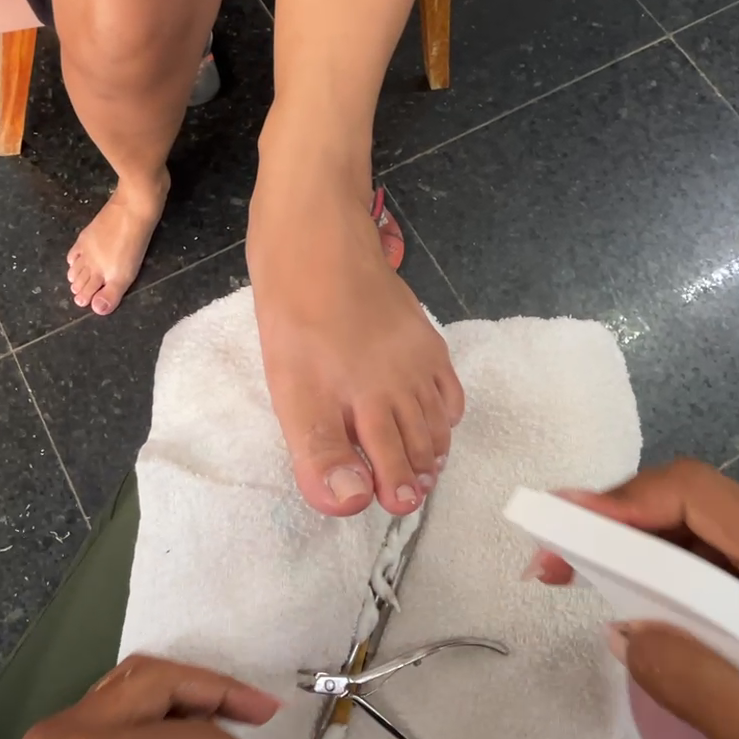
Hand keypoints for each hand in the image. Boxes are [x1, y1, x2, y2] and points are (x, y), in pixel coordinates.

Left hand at [6, 655, 316, 738]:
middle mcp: (69, 729)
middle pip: (158, 679)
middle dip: (218, 690)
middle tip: (265, 709)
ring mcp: (51, 733)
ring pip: (130, 680)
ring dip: (184, 689)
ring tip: (230, 709)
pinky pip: (109, 702)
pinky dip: (151, 703)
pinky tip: (179, 723)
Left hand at [247, 136, 462, 517]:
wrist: (316, 235)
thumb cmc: (293, 314)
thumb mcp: (291, 387)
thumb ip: (320, 447)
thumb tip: (353, 502)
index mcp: (374, 404)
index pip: (393, 466)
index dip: (392, 489)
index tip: (390, 503)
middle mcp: (408, 386)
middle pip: (422, 446)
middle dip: (414, 474)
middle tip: (404, 492)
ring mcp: (420, 357)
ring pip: (437, 420)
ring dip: (429, 447)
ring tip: (417, 464)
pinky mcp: (423, 332)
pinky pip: (447, 386)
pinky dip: (444, 411)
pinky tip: (431, 415)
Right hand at [528, 460, 738, 738]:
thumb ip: (700, 687)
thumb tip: (619, 628)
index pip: (697, 493)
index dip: (623, 501)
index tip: (563, 528)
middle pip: (682, 497)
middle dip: (609, 523)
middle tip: (550, 560)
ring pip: (683, 517)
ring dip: (620, 541)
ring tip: (569, 572)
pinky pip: (696, 544)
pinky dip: (647, 560)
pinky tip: (619, 588)